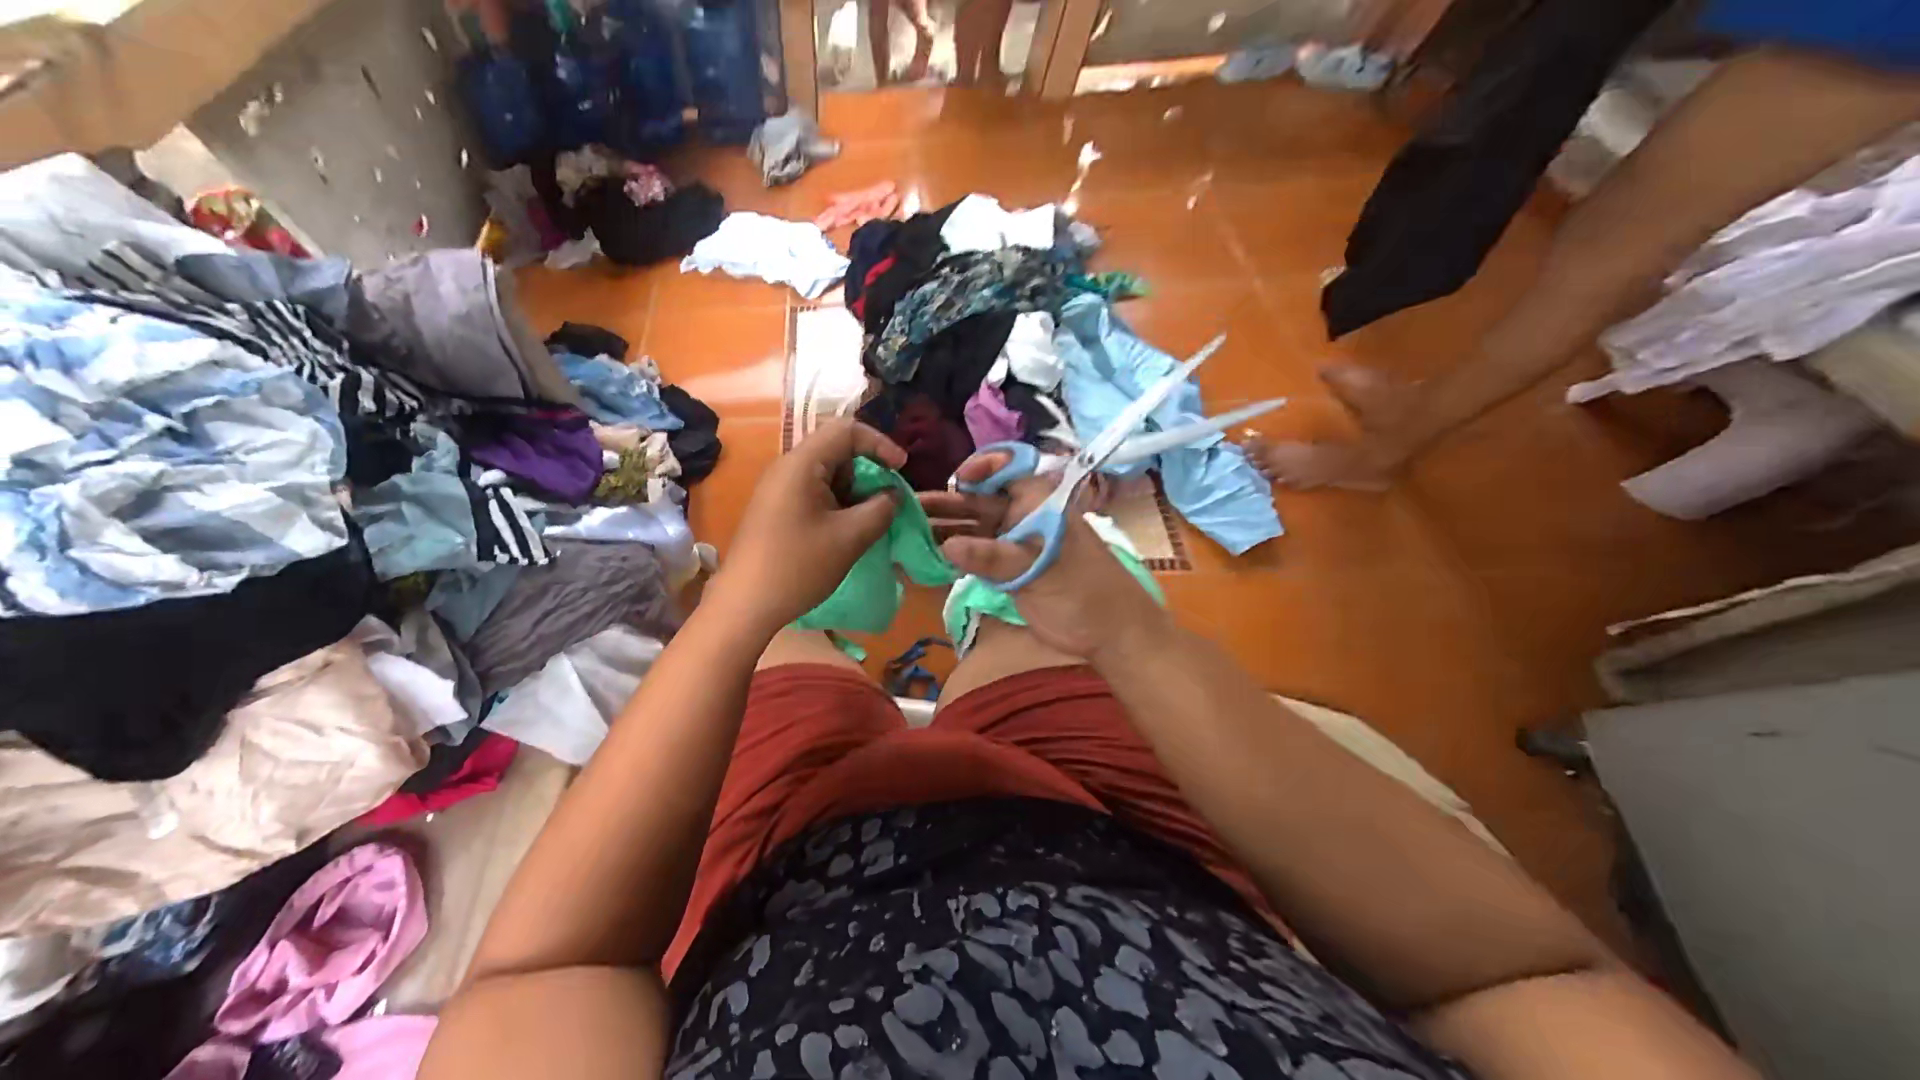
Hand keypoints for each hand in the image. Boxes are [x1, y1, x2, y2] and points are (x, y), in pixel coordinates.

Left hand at [709, 419, 906, 634]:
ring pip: (828, 473)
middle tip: (887, 500)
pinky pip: (815, 492)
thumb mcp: (850, 537)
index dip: (880, 444)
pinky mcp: (777, 508)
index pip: (847, 430)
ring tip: (870, 520)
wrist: (745, 604)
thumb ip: (881, 509)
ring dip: (855, 490)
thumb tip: (892, 495)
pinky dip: (839, 503)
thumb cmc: (798, 566)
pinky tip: (847, 531)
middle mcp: (787, 468)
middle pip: (837, 449)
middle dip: (869, 470)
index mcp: (802, 464)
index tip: (901, 470)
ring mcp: (779, 488)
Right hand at [918, 454, 1167, 659]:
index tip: (955, 480)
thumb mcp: (1040, 569)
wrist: (1108, 630)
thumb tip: (946, 548)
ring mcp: (1011, 542)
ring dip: (942, 530)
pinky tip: (924, 556)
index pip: (1004, 470)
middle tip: (905, 508)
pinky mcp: (1005, 569)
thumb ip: (993, 557)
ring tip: (905, 531)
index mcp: (1036, 501)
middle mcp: (1020, 515)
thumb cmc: (1082, 589)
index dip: (979, 468)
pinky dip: (951, 555)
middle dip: (945, 503)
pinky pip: (973, 555)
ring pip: (971, 529)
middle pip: (977, 501)